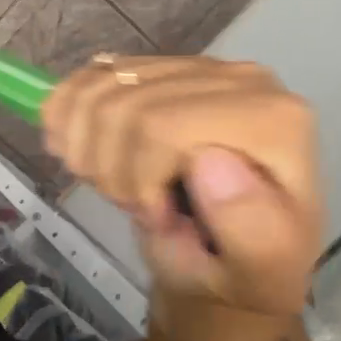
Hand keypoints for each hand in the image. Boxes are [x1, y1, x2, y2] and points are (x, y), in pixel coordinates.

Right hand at [39, 56, 321, 316]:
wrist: (219, 258)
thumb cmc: (238, 267)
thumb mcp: (259, 271)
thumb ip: (252, 227)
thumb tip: (209, 159)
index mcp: (275, 119)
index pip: (162, 124)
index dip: (138, 177)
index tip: (158, 217)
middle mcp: (239, 78)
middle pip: (122, 105)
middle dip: (110, 168)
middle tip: (135, 205)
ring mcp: (193, 69)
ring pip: (96, 92)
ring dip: (87, 150)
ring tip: (117, 183)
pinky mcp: (157, 71)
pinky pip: (87, 77)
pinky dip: (65, 117)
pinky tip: (80, 151)